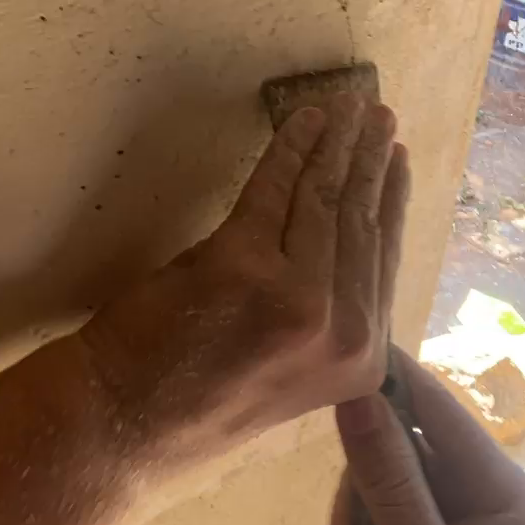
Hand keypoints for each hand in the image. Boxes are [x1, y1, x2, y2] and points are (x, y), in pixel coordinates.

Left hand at [74, 95, 408, 470]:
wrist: (127, 420)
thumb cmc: (200, 387)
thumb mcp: (288, 359)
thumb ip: (324, 305)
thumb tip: (339, 232)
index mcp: (360, 359)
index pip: (385, 257)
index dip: (392, 199)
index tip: (396, 156)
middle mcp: (345, 331)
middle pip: (362, 220)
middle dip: (370, 157)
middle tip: (378, 112)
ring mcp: (298, 297)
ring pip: (325, 197)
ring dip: (336, 140)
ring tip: (347, 104)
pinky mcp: (243, 264)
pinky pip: (273, 187)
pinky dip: (288, 146)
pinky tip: (303, 119)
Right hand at [325, 348, 524, 524]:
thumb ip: (389, 481)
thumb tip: (355, 391)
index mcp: (506, 490)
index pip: (434, 403)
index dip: (383, 376)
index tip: (331, 360)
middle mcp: (485, 489)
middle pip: (397, 442)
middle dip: (361, 491)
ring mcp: (459, 513)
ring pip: (378, 476)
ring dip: (354, 524)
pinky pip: (377, 508)